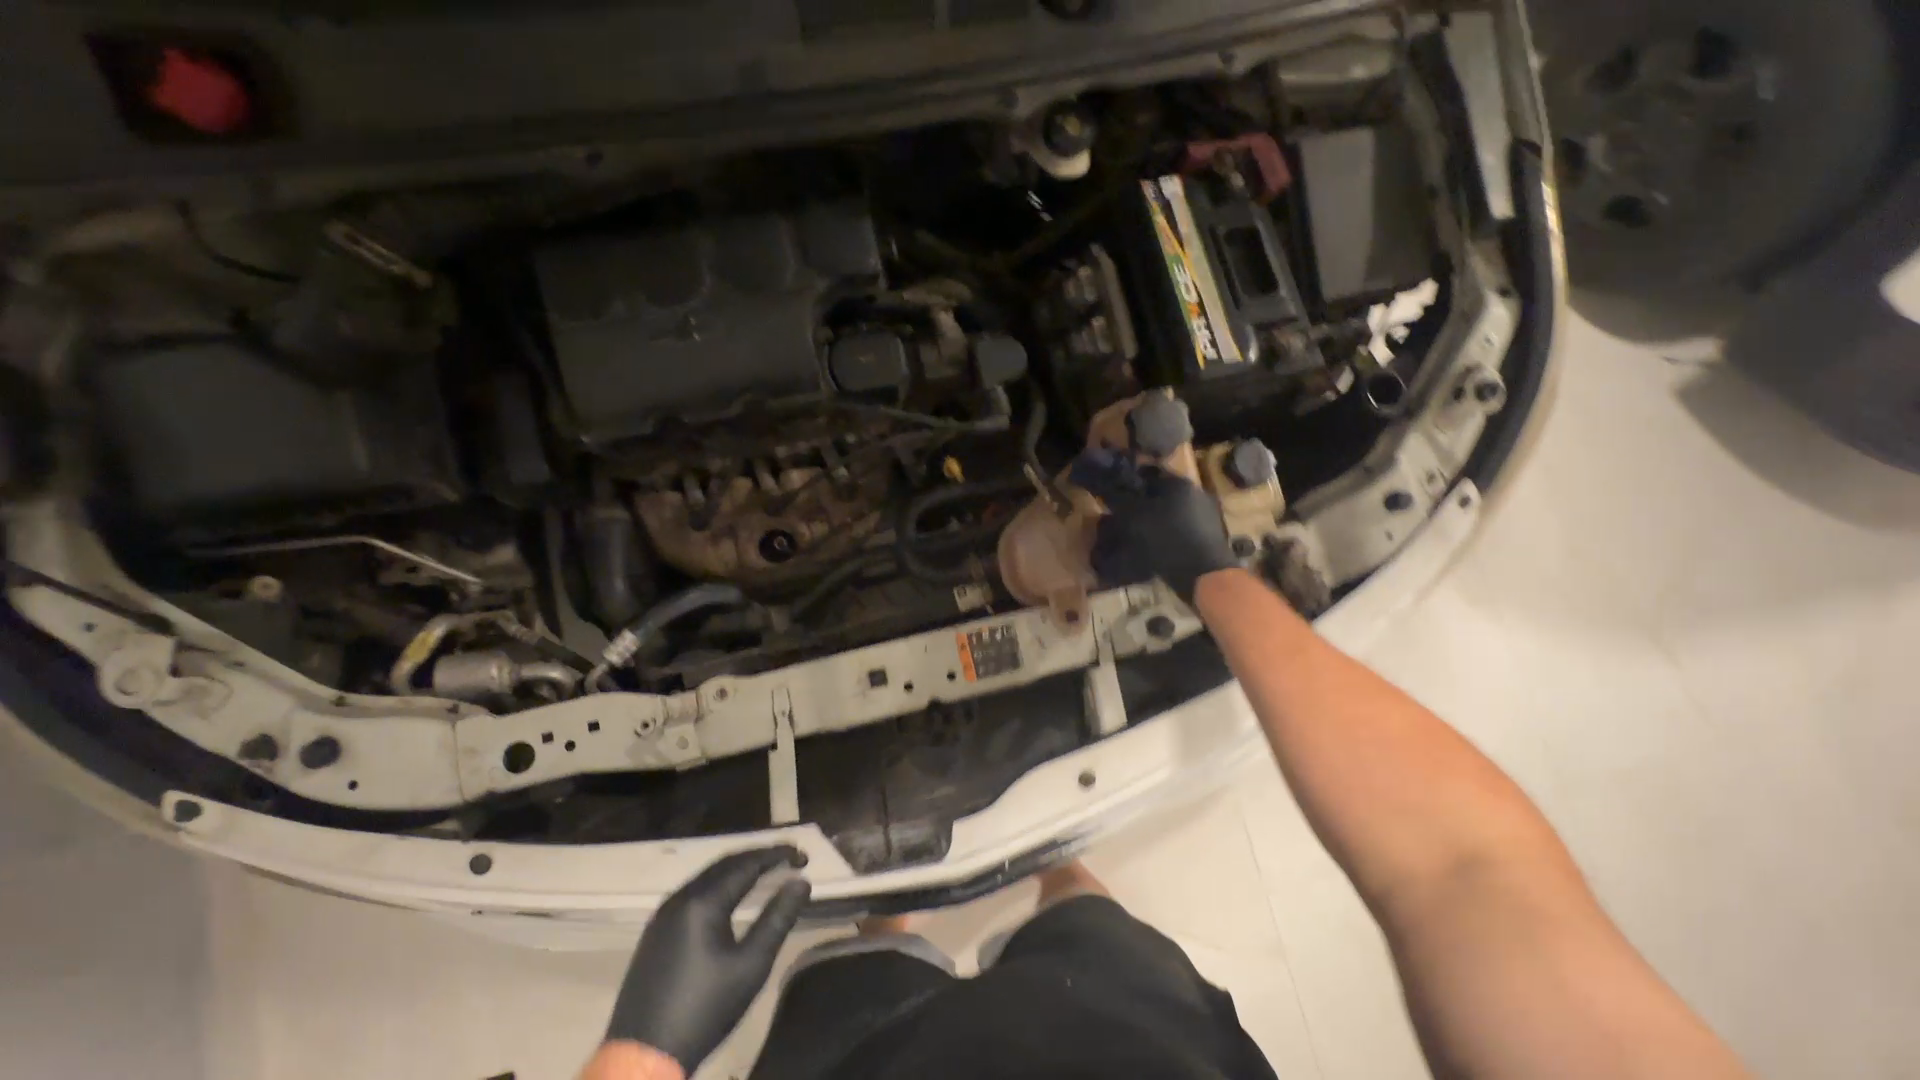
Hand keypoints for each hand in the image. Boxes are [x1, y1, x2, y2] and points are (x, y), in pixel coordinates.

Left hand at [604, 846, 811, 1073]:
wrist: (645, 1054)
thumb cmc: (706, 1010)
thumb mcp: (751, 966)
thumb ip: (777, 919)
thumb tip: (800, 883)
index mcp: (702, 903)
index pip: (746, 864)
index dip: (776, 856)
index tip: (803, 856)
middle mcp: (679, 899)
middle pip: (724, 864)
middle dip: (758, 857)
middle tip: (789, 858)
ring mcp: (662, 915)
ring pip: (706, 878)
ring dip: (737, 870)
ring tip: (766, 871)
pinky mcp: (655, 932)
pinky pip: (692, 894)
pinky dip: (718, 886)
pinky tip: (730, 898)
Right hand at [1071, 450, 1238, 602]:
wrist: (1205, 575)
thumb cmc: (1167, 540)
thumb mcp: (1135, 518)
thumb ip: (1120, 500)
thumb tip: (1106, 487)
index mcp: (1179, 483)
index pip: (1148, 473)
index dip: (1129, 483)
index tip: (1114, 495)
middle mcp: (1195, 493)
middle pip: (1161, 494)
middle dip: (1142, 503)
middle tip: (1122, 517)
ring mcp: (1207, 515)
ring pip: (1171, 512)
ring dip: (1154, 520)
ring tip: (1136, 536)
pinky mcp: (1210, 536)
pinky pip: (1181, 529)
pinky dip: (1167, 534)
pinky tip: (1156, 548)